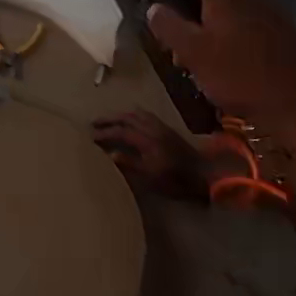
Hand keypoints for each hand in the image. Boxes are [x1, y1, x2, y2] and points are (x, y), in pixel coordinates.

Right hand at [90, 110, 208, 198]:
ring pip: (137, 114)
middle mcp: (153, 128)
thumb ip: (130, 164)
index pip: (120, 131)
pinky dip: (134, 115)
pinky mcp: (168, 129)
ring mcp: (162, 127)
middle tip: (94, 123)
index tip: (90, 136)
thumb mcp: (150, 178)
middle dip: (109, 119)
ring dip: (121, 115)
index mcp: (146, 140)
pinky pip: (147, 115)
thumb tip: (110, 154)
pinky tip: (133, 119)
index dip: (104, 132)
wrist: (204, 176)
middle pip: (127, 117)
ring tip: (110, 120)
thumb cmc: (176, 181)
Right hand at [146, 0, 295, 132]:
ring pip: (226, 13)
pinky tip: (220, 66)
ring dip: (206, 30)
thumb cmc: (241, 76)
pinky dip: (227, 40)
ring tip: (192, 60)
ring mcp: (267, 13)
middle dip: (188, 12)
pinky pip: (243, 28)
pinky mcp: (278, 35)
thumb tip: (153, 6)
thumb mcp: (194, 53)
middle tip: (171, 40)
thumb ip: (169, 26)